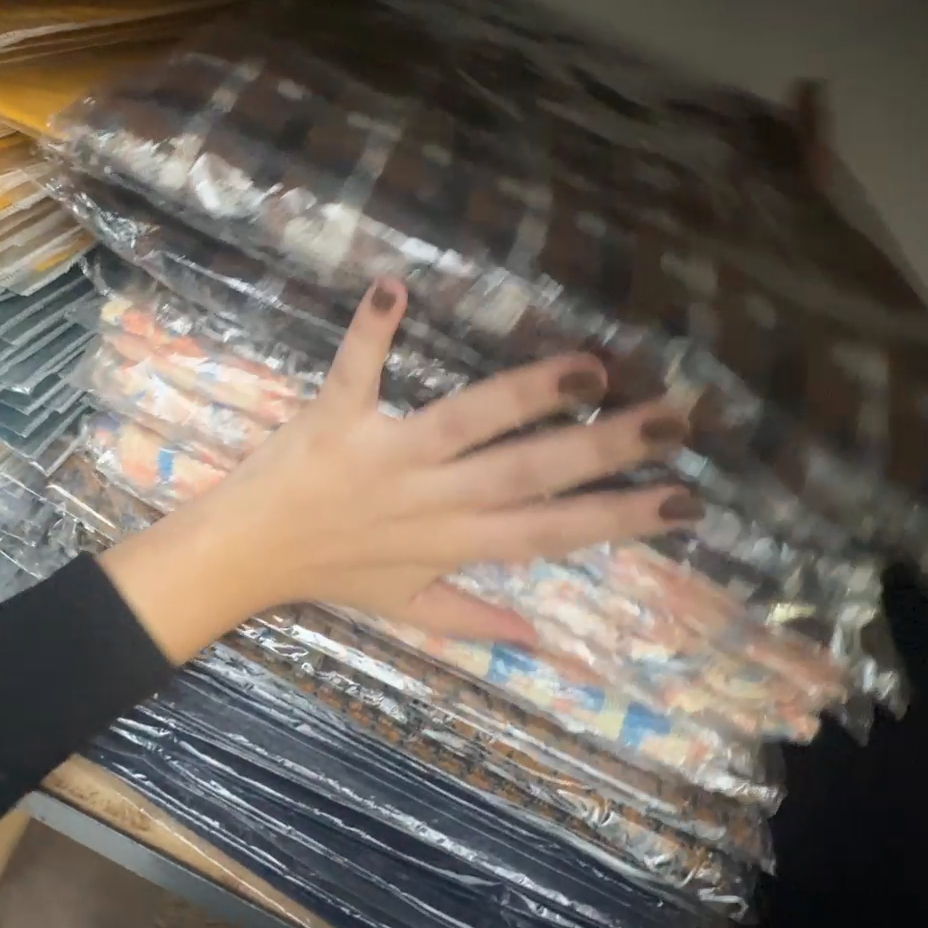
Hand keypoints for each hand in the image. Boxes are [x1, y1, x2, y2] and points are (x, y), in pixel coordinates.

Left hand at [99, 277, 704, 663]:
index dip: (618, 520)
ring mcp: (382, 455)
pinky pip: (356, 372)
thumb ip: (473, 618)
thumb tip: (543, 640)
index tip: (685, 503)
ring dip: (524, 394)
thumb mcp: (405, 610)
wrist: (242, 556)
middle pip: (526, 472)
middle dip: (604, 448)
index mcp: (450, 542)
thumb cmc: (327, 575)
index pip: (549, 534)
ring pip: (463, 422)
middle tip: (675, 417)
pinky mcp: (333, 421)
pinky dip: (372, 332)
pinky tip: (394, 287)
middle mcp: (428, 498)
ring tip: (587, 367)